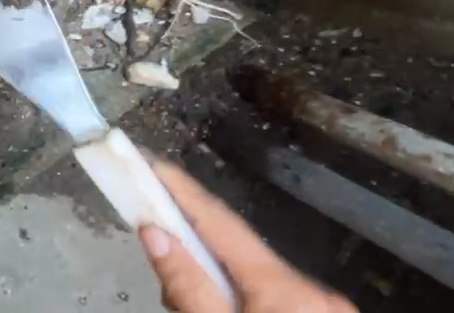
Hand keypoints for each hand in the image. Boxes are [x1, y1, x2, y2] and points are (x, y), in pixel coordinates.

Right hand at [140, 159, 356, 312]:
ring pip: (250, 279)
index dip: (177, 184)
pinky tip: (218, 310)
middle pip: (233, 251)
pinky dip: (236, 299)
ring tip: (189, 307)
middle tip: (155, 260)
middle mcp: (313, 294)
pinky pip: (270, 300)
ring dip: (212, 281)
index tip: (140, 156)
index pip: (217, 218)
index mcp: (286, 288)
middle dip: (189, 247)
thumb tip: (151, 229)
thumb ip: (185, 285)